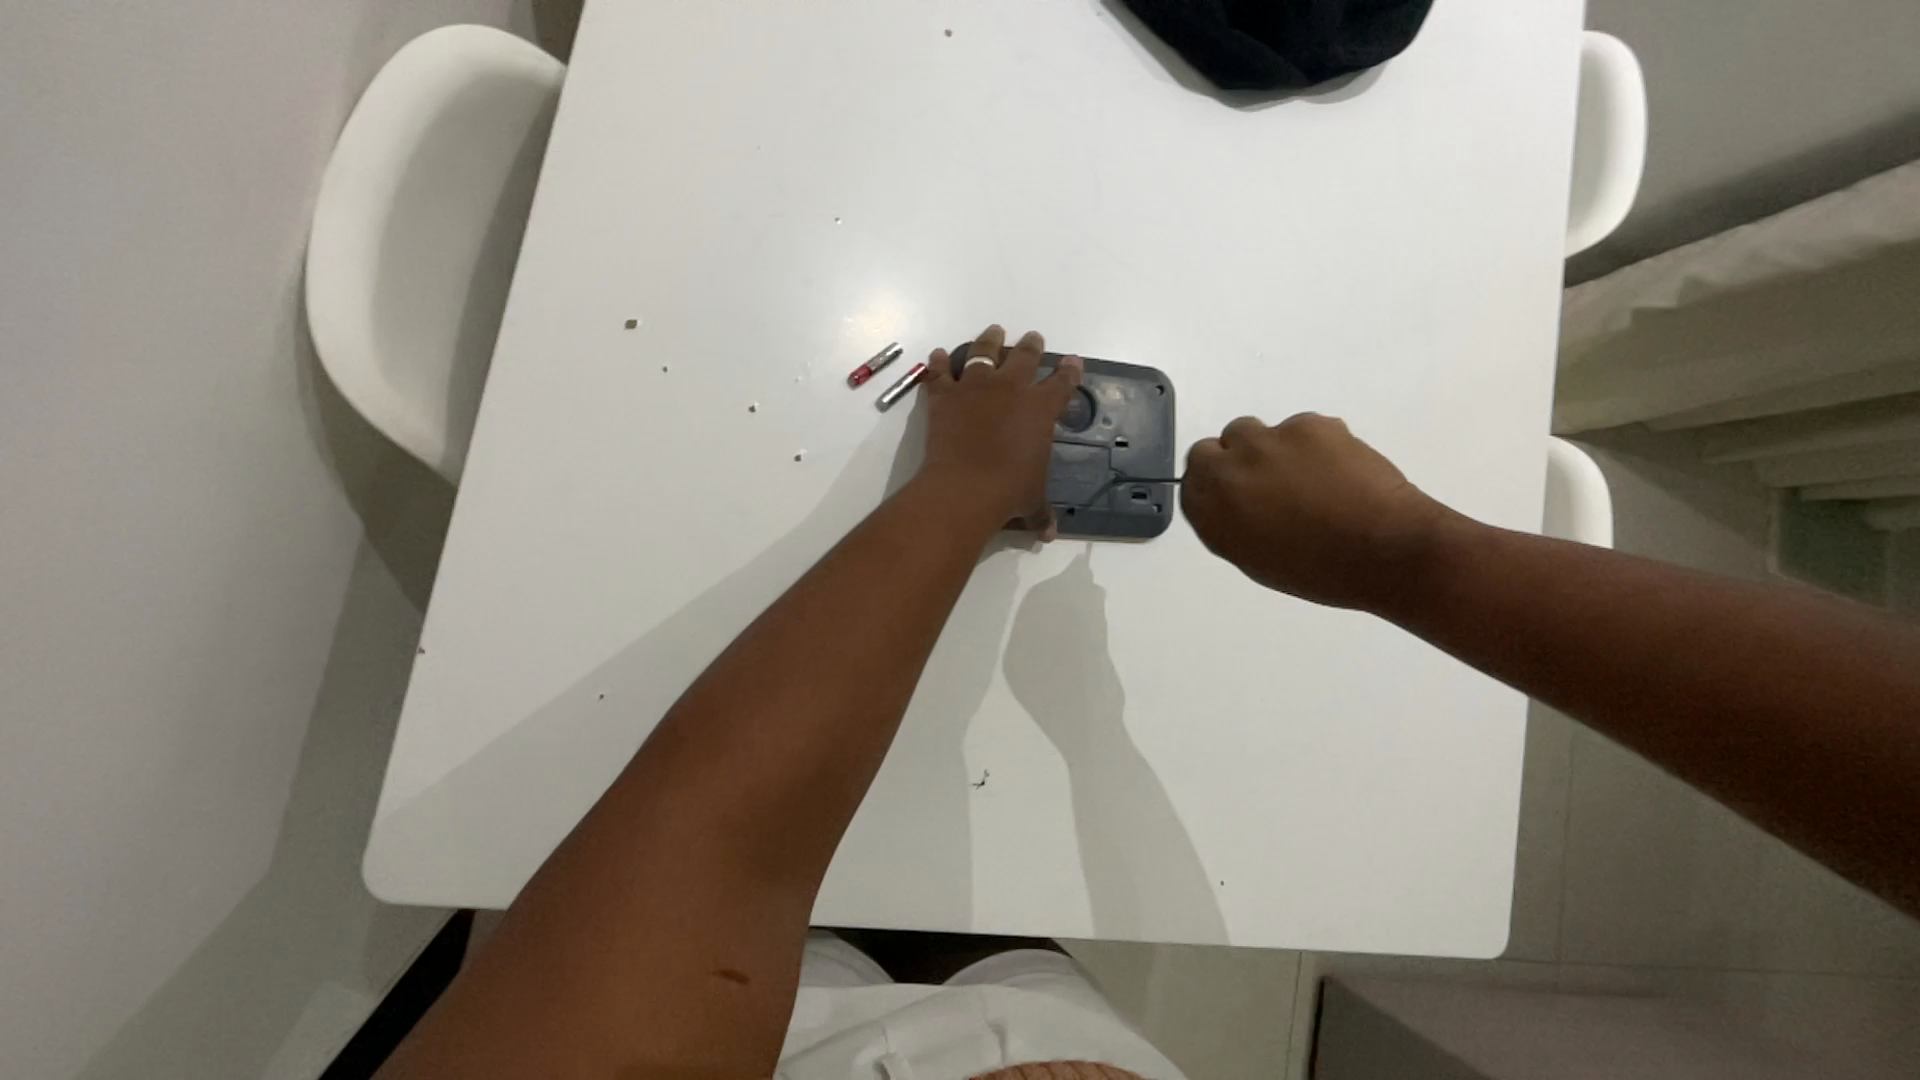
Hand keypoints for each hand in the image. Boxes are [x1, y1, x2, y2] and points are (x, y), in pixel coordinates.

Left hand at [918, 325, 1083, 539]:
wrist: (964, 487)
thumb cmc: (1008, 493)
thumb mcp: (1031, 503)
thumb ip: (1040, 512)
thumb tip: (1049, 533)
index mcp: (1040, 409)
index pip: (1061, 384)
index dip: (1069, 372)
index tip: (1072, 361)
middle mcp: (1011, 388)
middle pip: (1024, 356)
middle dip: (1031, 345)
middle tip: (1033, 338)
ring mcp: (975, 387)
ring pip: (983, 352)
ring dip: (989, 340)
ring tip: (993, 332)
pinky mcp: (945, 395)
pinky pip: (941, 371)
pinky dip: (940, 362)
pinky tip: (939, 355)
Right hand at [1180, 413, 1453, 610]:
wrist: (1385, 550)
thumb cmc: (1317, 570)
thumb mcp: (1253, 557)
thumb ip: (1228, 521)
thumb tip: (1232, 500)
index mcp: (1210, 508)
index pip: (1192, 478)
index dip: (1215, 485)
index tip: (1239, 498)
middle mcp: (1228, 469)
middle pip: (1216, 447)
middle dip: (1237, 460)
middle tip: (1271, 485)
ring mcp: (1268, 442)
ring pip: (1257, 432)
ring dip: (1273, 450)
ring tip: (1309, 478)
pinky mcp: (1309, 424)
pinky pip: (1299, 428)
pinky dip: (1312, 445)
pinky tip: (1337, 471)